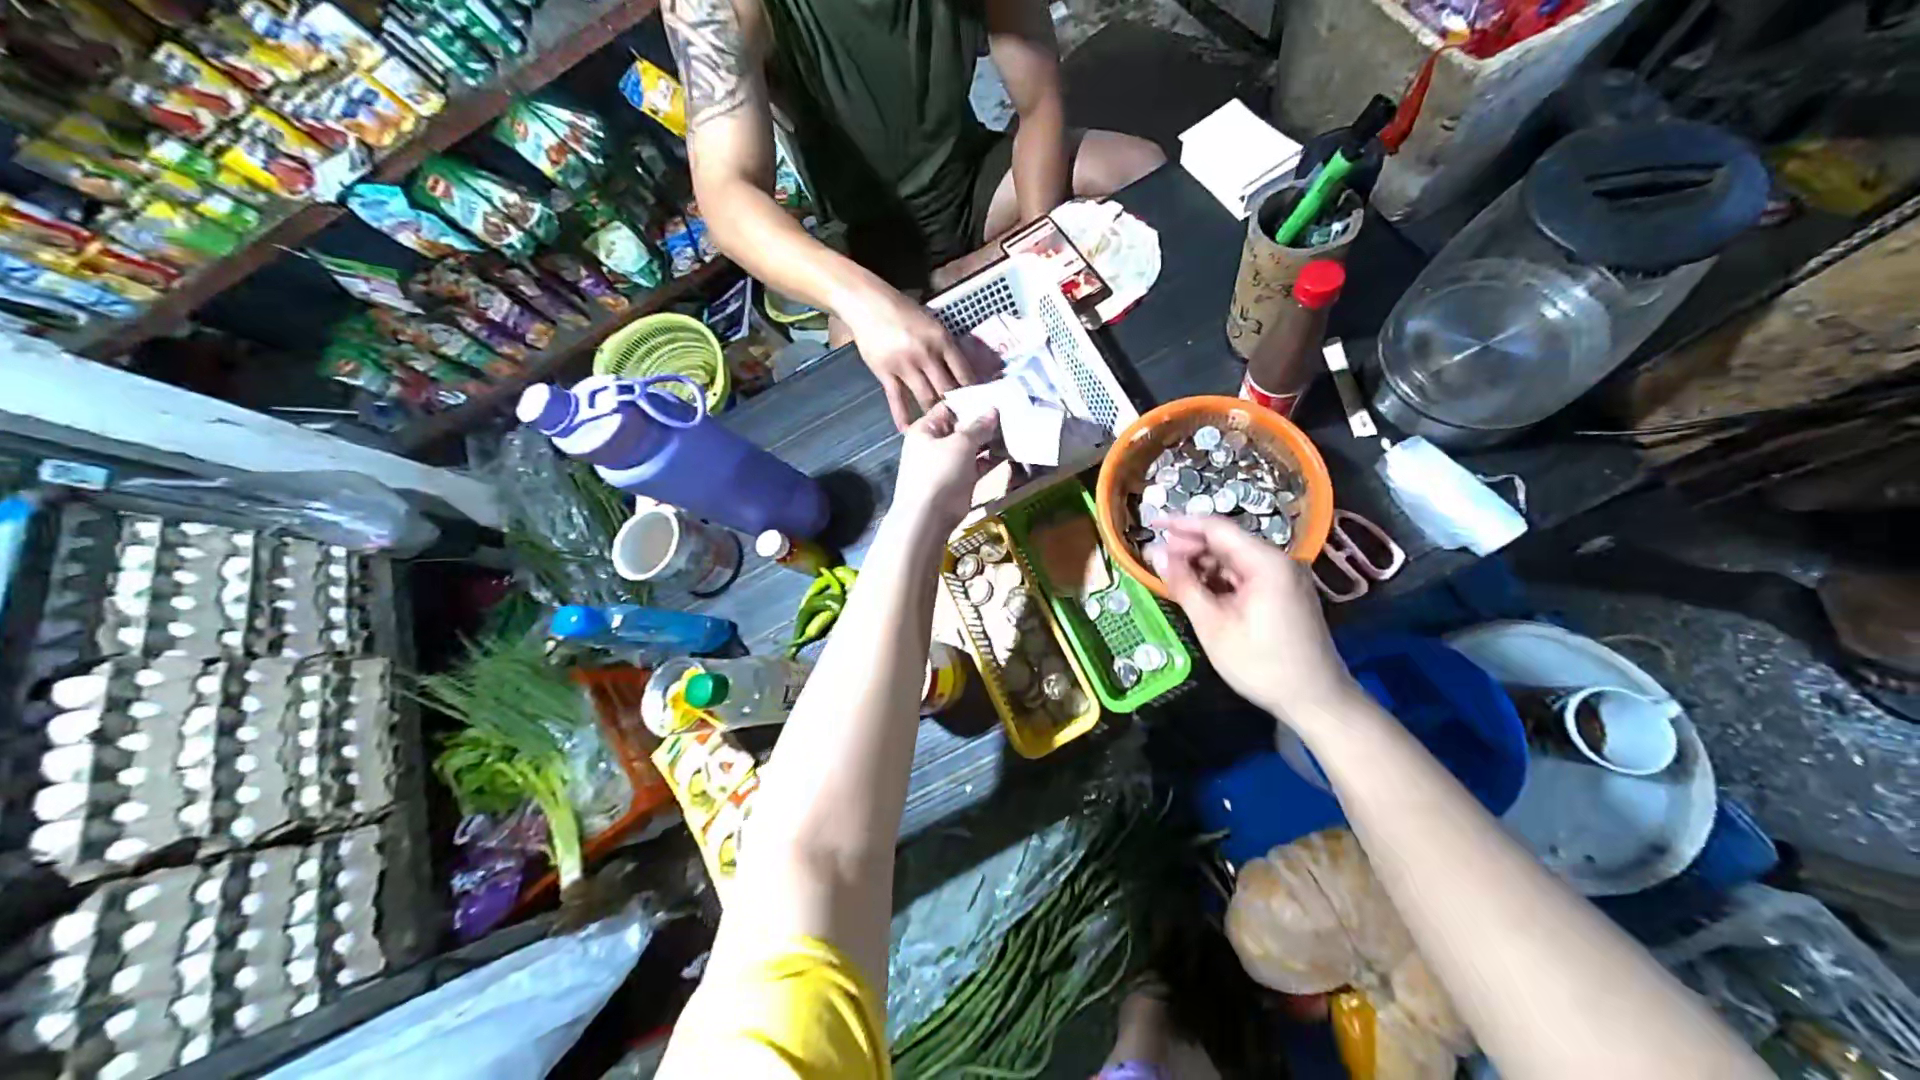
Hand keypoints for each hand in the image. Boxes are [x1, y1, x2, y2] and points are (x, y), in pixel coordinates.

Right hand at [844, 287, 984, 430]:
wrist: (868, 304)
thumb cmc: (904, 311)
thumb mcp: (933, 323)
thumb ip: (946, 347)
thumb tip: (962, 371)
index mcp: (942, 340)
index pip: (964, 372)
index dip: (973, 392)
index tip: (979, 405)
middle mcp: (926, 355)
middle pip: (947, 389)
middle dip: (957, 408)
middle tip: (964, 423)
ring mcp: (905, 366)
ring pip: (925, 398)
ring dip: (934, 415)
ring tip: (942, 429)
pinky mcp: (885, 373)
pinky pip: (896, 400)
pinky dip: (902, 416)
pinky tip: (908, 430)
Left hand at [891, 404, 999, 530]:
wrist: (929, 517)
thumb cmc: (940, 472)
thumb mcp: (960, 444)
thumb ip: (978, 427)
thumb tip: (993, 411)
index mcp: (925, 429)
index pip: (948, 408)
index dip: (970, 402)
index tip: (995, 396)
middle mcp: (934, 443)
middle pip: (962, 427)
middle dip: (984, 422)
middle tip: (1010, 413)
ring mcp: (947, 463)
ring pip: (971, 447)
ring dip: (990, 441)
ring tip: (1014, 430)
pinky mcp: (959, 480)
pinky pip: (977, 464)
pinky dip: (991, 459)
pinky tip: (1010, 451)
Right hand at [1156, 516, 1357, 721]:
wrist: (1315, 699)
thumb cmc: (1261, 663)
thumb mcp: (1213, 625)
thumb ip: (1184, 584)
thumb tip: (1157, 554)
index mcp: (1265, 562)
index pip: (1216, 527)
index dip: (1180, 523)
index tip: (1150, 523)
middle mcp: (1278, 561)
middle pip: (1226, 541)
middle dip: (1188, 546)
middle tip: (1155, 557)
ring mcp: (1284, 577)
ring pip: (1234, 558)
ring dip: (1202, 563)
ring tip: (1171, 574)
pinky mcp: (1284, 593)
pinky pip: (1245, 574)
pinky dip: (1219, 578)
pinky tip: (1198, 589)